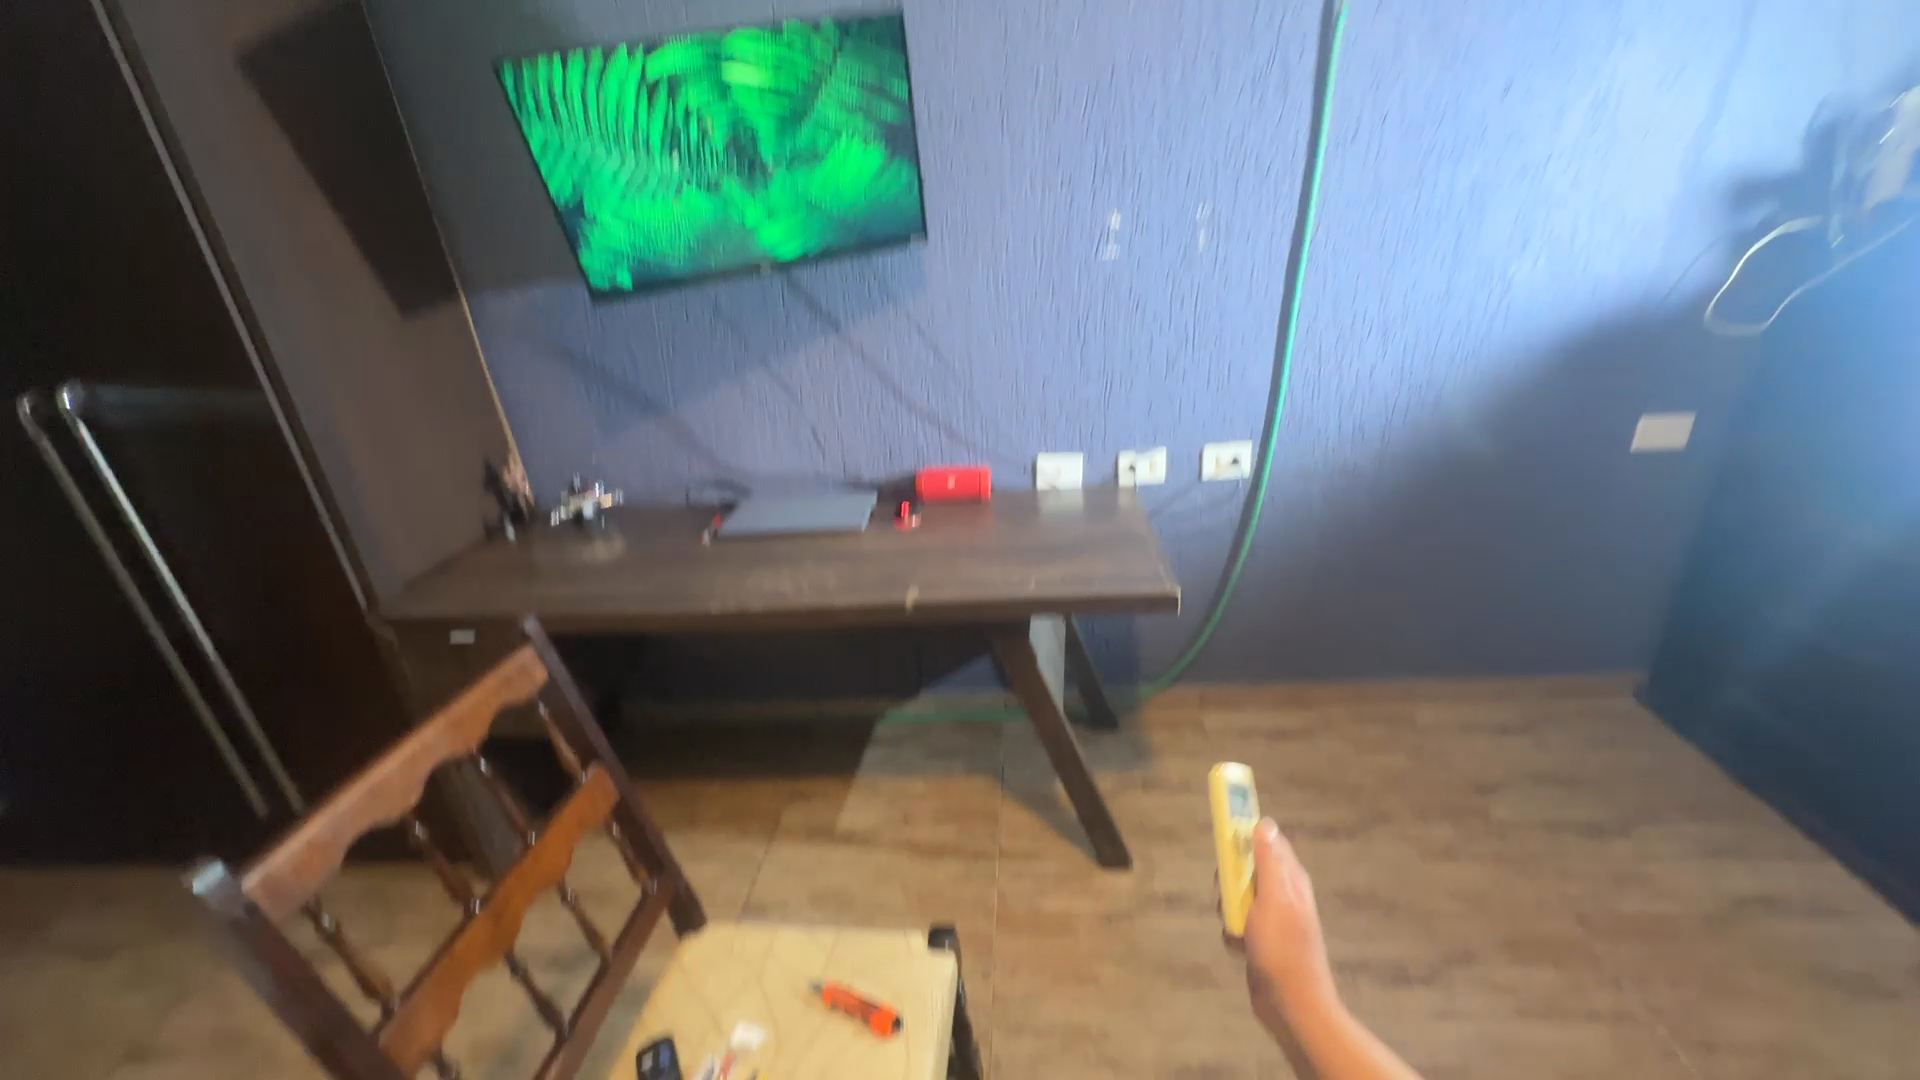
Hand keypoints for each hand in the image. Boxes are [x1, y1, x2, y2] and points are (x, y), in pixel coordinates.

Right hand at [1240, 818, 1336, 1036]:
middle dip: (1230, 879)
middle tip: (1228, 893)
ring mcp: (1272, 918)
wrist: (1291, 1004)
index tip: (1226, 842)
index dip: (1246, 837)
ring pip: (1238, 896)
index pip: (1268, 841)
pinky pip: (1237, 922)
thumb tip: (1265, 822)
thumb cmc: (1282, 948)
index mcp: (1291, 879)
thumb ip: (1268, 860)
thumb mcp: (1273, 898)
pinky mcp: (1261, 939)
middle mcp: (1283, 894)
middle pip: (1247, 868)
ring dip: (1229, 908)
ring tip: (1235, 925)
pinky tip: (1238, 945)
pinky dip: (1233, 931)